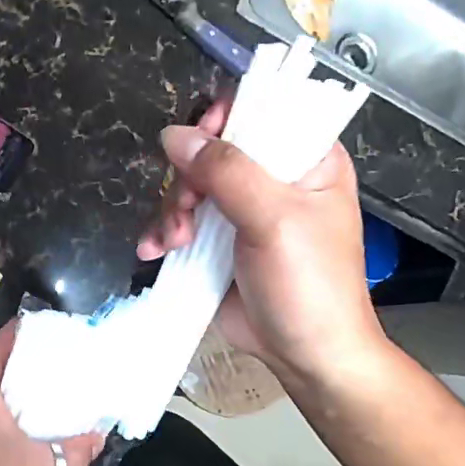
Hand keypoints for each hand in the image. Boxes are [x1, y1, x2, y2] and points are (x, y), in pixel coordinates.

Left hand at [0, 321, 103, 465]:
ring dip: (37, 382)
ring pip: (7, 379)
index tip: (82, 336)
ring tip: (74, 387)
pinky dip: (23, 401)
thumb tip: (103, 439)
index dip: (50, 328)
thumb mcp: (28, 465)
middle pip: (16, 353)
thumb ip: (71, 453)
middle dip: (50, 357)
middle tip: (87, 363)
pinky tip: (46, 417)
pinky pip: (0, 399)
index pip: (17, 330)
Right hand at [136, 101, 382, 383]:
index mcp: (307, 159)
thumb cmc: (310, 284)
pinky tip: (155, 251)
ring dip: (172, 211)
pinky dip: (164, 233)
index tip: (201, 148)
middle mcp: (273, 178)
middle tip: (188, 211)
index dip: (225, 120)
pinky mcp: (218, 243)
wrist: (305, 355)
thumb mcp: (275, 219)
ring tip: (173, 243)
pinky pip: (181, 222)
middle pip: (213, 149)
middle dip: (189, 179)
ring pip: (190, 186)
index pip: (262, 110)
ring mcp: (242, 211)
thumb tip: (173, 135)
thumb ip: (226, 171)